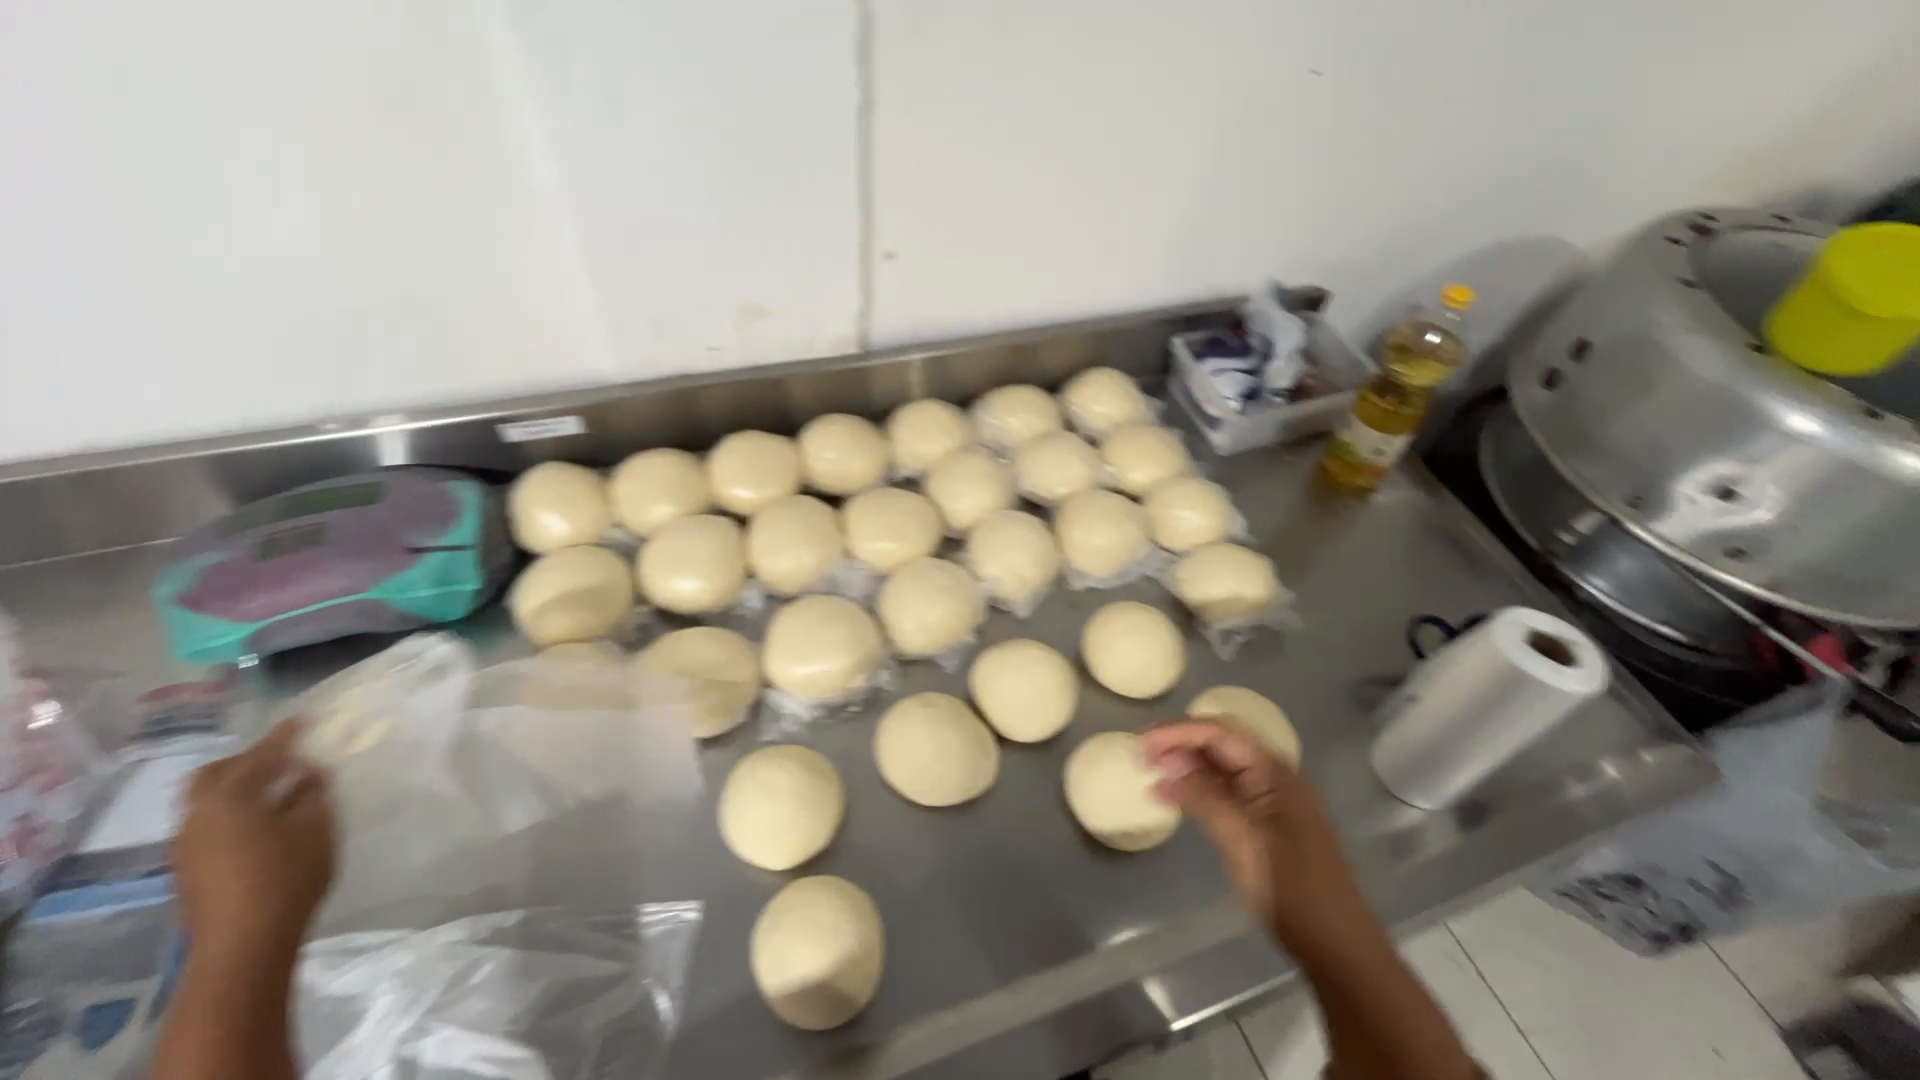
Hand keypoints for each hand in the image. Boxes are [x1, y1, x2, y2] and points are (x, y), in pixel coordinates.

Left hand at [176, 718, 336, 963]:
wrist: (244, 944)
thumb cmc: (286, 876)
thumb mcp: (316, 828)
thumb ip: (312, 794)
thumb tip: (306, 775)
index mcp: (229, 797)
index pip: (261, 754)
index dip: (285, 736)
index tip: (305, 720)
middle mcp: (197, 814)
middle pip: (215, 774)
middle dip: (248, 760)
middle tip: (283, 759)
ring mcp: (186, 844)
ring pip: (206, 800)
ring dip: (238, 788)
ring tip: (275, 793)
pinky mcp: (188, 868)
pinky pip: (208, 824)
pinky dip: (232, 812)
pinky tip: (260, 825)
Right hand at [1144, 718, 1360, 943]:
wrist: (1336, 944)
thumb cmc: (1292, 890)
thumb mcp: (1242, 840)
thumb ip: (1205, 797)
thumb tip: (1167, 763)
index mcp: (1275, 773)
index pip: (1221, 733)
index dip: (1179, 732)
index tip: (1141, 744)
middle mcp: (1274, 778)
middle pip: (1222, 743)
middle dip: (1181, 742)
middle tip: (1141, 756)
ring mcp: (1271, 801)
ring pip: (1222, 767)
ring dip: (1186, 765)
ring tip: (1150, 772)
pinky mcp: (1264, 824)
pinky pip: (1226, 792)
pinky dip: (1197, 789)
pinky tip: (1172, 797)